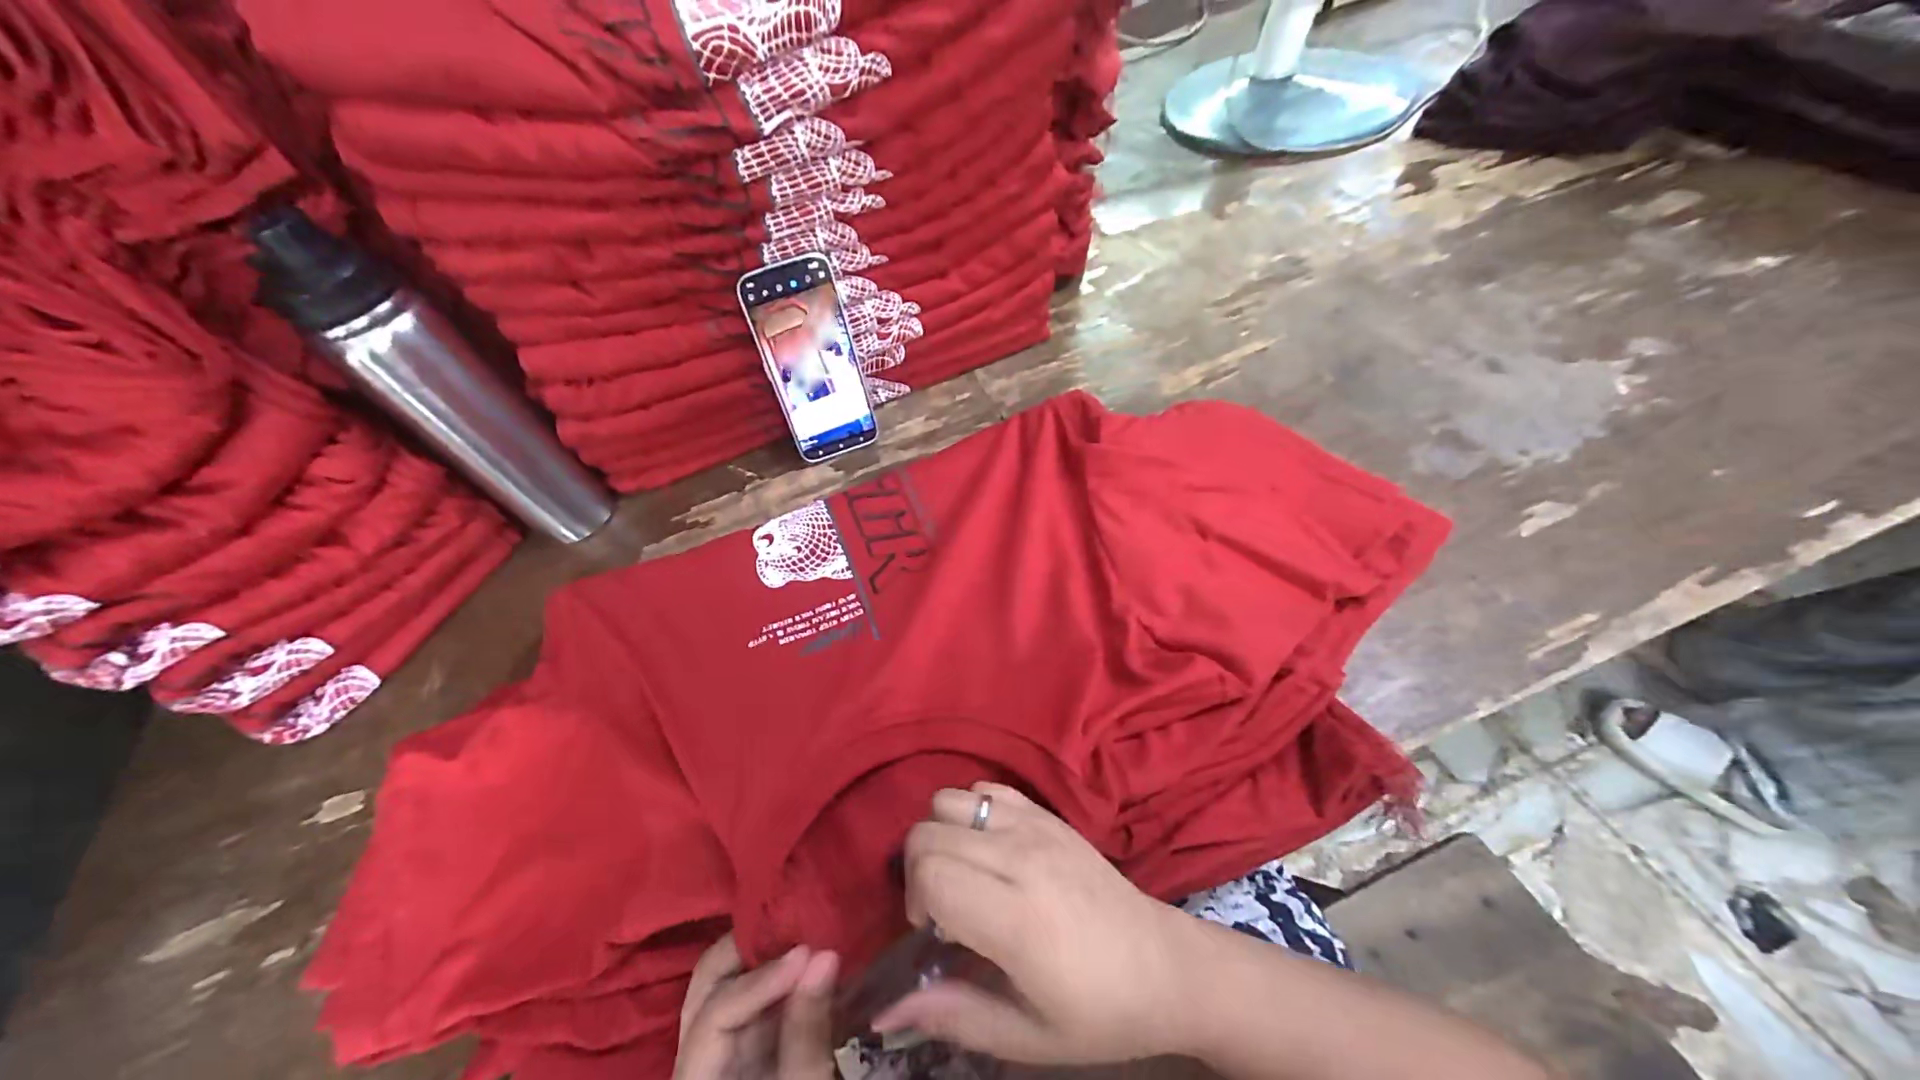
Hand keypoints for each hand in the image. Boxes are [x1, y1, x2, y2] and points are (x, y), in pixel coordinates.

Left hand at [674, 933, 839, 1079]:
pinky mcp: (740, 1058)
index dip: (761, 980)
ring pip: (722, 987)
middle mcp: (691, 1064)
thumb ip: (807, 1033)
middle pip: (705, 985)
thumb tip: (824, 956)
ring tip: (805, 937)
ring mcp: (714, 1059)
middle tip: (802, 929)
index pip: (714, 1016)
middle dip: (750, 950)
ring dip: (761, 957)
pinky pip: (748, 1003)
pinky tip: (806, 964)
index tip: (810, 953)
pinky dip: (773, 978)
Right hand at [871, 783, 1201, 1063]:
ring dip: (940, 834)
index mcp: (1017, 918)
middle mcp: (1023, 858)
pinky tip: (989, 848)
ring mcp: (1037, 827)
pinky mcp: (1050, 815)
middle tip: (943, 909)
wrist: (1166, 966)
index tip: (935, 932)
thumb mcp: (1028, 1036)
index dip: (916, 900)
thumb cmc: (1099, 1011)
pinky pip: (988, 788)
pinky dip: (973, 810)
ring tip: (963, 874)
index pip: (932, 874)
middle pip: (929, 832)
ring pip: (951, 800)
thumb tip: (885, 1011)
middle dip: (917, 869)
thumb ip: (954, 1015)